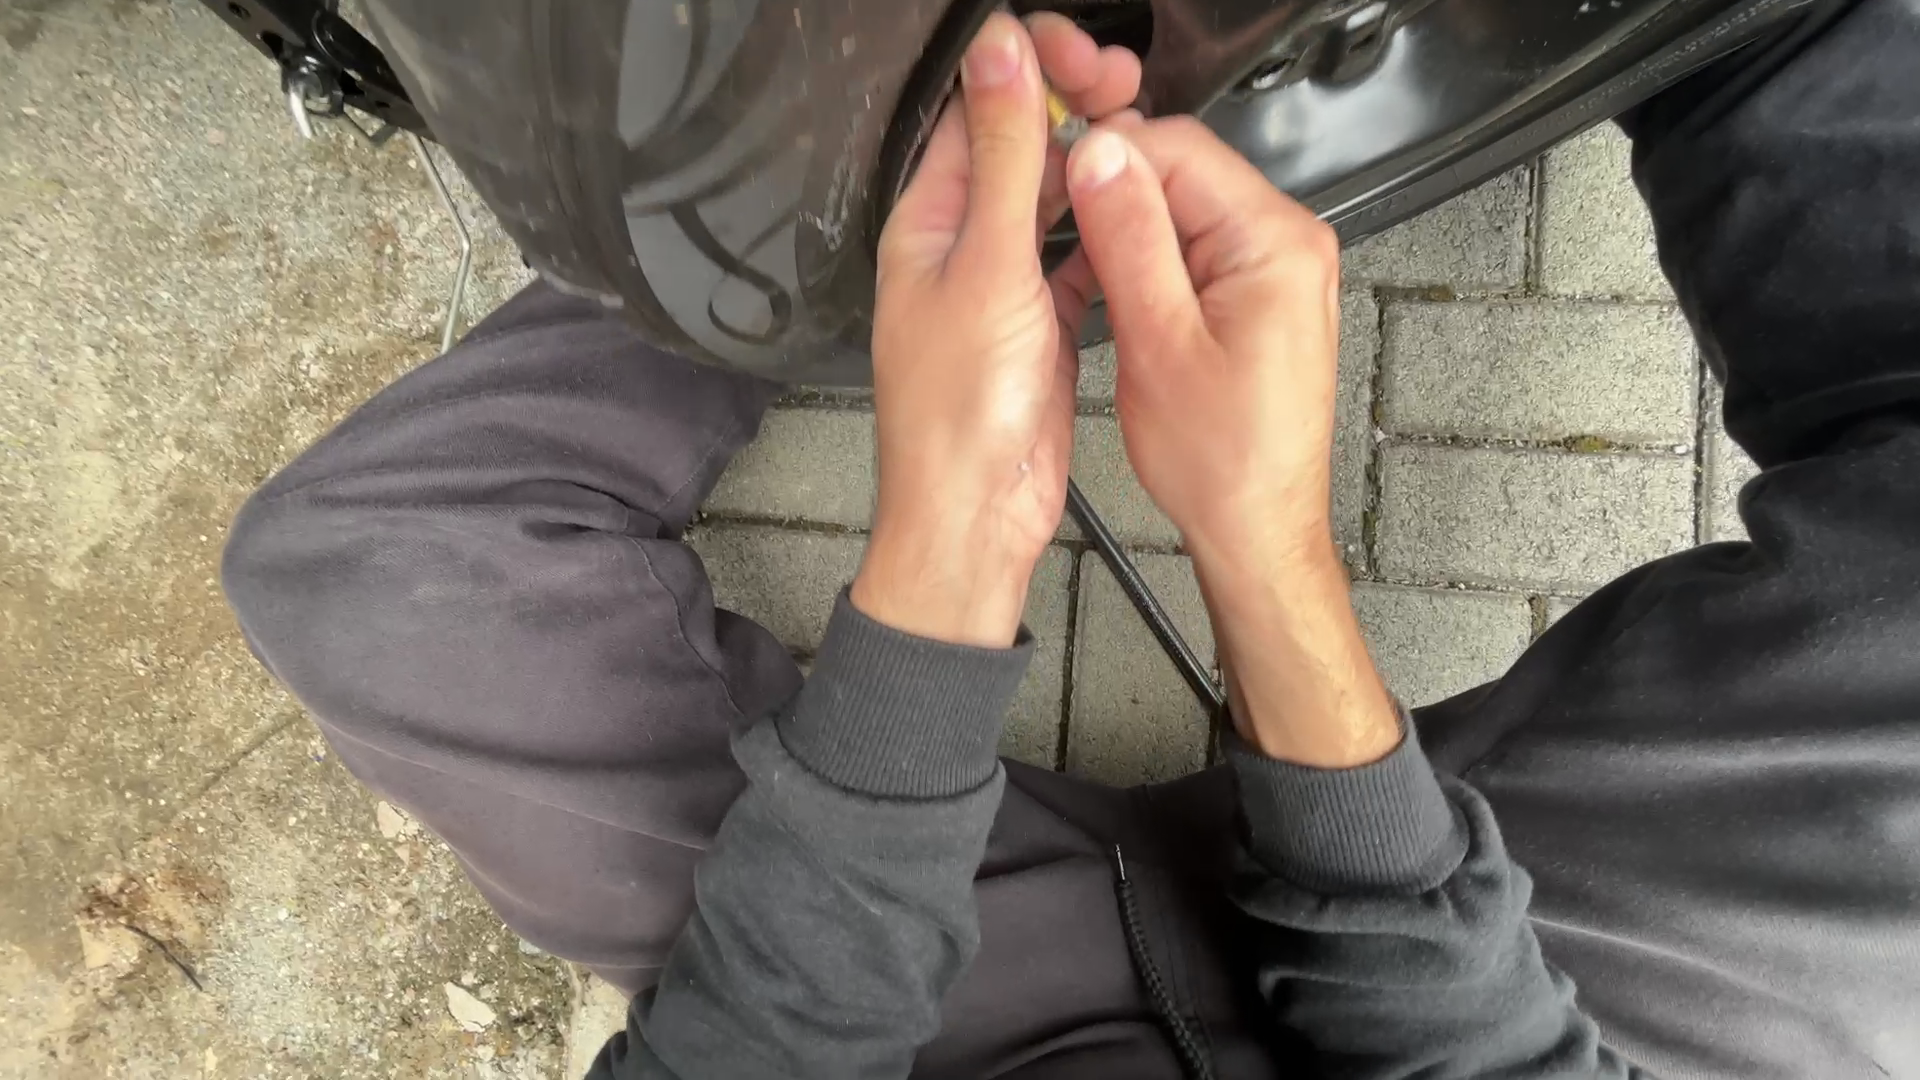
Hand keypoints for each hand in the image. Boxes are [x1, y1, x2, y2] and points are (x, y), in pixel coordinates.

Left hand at [852, 13, 1140, 647]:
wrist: (976, 509)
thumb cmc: (959, 411)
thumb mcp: (985, 269)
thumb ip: (1003, 161)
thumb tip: (999, 54)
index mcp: (928, 226)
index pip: (974, 114)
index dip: (1027, 70)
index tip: (1085, 56)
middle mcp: (960, 252)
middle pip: (1015, 152)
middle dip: (1068, 109)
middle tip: (1126, 83)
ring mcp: (1002, 291)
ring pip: (1049, 206)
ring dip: (1089, 170)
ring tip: (1137, 140)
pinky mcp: (1039, 328)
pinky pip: (1074, 265)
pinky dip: (1102, 238)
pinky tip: (1130, 219)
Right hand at [1057, 116, 1342, 573]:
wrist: (1254, 523)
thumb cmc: (1219, 459)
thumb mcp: (1158, 344)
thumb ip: (1130, 242)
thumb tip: (1099, 156)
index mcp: (1273, 242)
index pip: (1179, 149)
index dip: (1106, 160)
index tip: (1051, 188)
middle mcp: (1287, 244)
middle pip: (1184, 178)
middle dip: (1115, 199)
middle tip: (1058, 239)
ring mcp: (1275, 273)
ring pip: (1184, 217)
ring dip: (1129, 237)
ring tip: (1084, 277)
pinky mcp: (1257, 302)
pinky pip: (1195, 257)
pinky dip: (1151, 268)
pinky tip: (1120, 297)